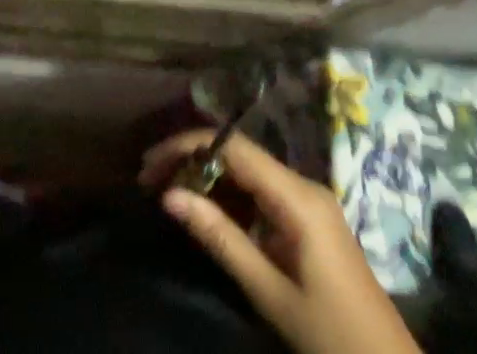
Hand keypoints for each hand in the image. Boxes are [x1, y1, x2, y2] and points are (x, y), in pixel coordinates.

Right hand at [141, 131, 419, 353]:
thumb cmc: (329, 330)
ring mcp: (308, 202)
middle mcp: (303, 187)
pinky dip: (227, 195)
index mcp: (297, 197)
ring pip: (247, 170)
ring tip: (166, 191)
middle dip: (190, 159)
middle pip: (238, 153)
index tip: (148, 164)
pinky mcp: (307, 219)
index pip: (233, 147)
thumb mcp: (268, 289)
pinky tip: (203, 210)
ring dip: (205, 176)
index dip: (185, 146)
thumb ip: (220, 238)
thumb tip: (168, 195)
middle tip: (149, 180)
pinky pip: (260, 191)